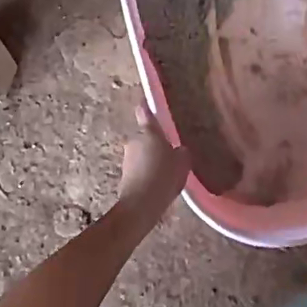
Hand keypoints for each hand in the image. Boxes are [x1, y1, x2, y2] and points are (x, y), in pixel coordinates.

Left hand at [116, 104, 189, 223]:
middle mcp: (134, 141)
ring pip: (142, 154)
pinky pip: (139, 168)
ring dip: (151, 159)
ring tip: (166, 173)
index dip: (146, 106)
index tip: (147, 101)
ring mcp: (127, 158)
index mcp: (149, 133)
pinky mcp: (124, 175)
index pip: (145, 112)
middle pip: (146, 137)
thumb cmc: (164, 176)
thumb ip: (181, 152)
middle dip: (155, 143)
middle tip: (170, 154)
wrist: (141, 205)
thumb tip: (178, 150)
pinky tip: (158, 185)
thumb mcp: (183, 162)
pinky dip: (147, 173)